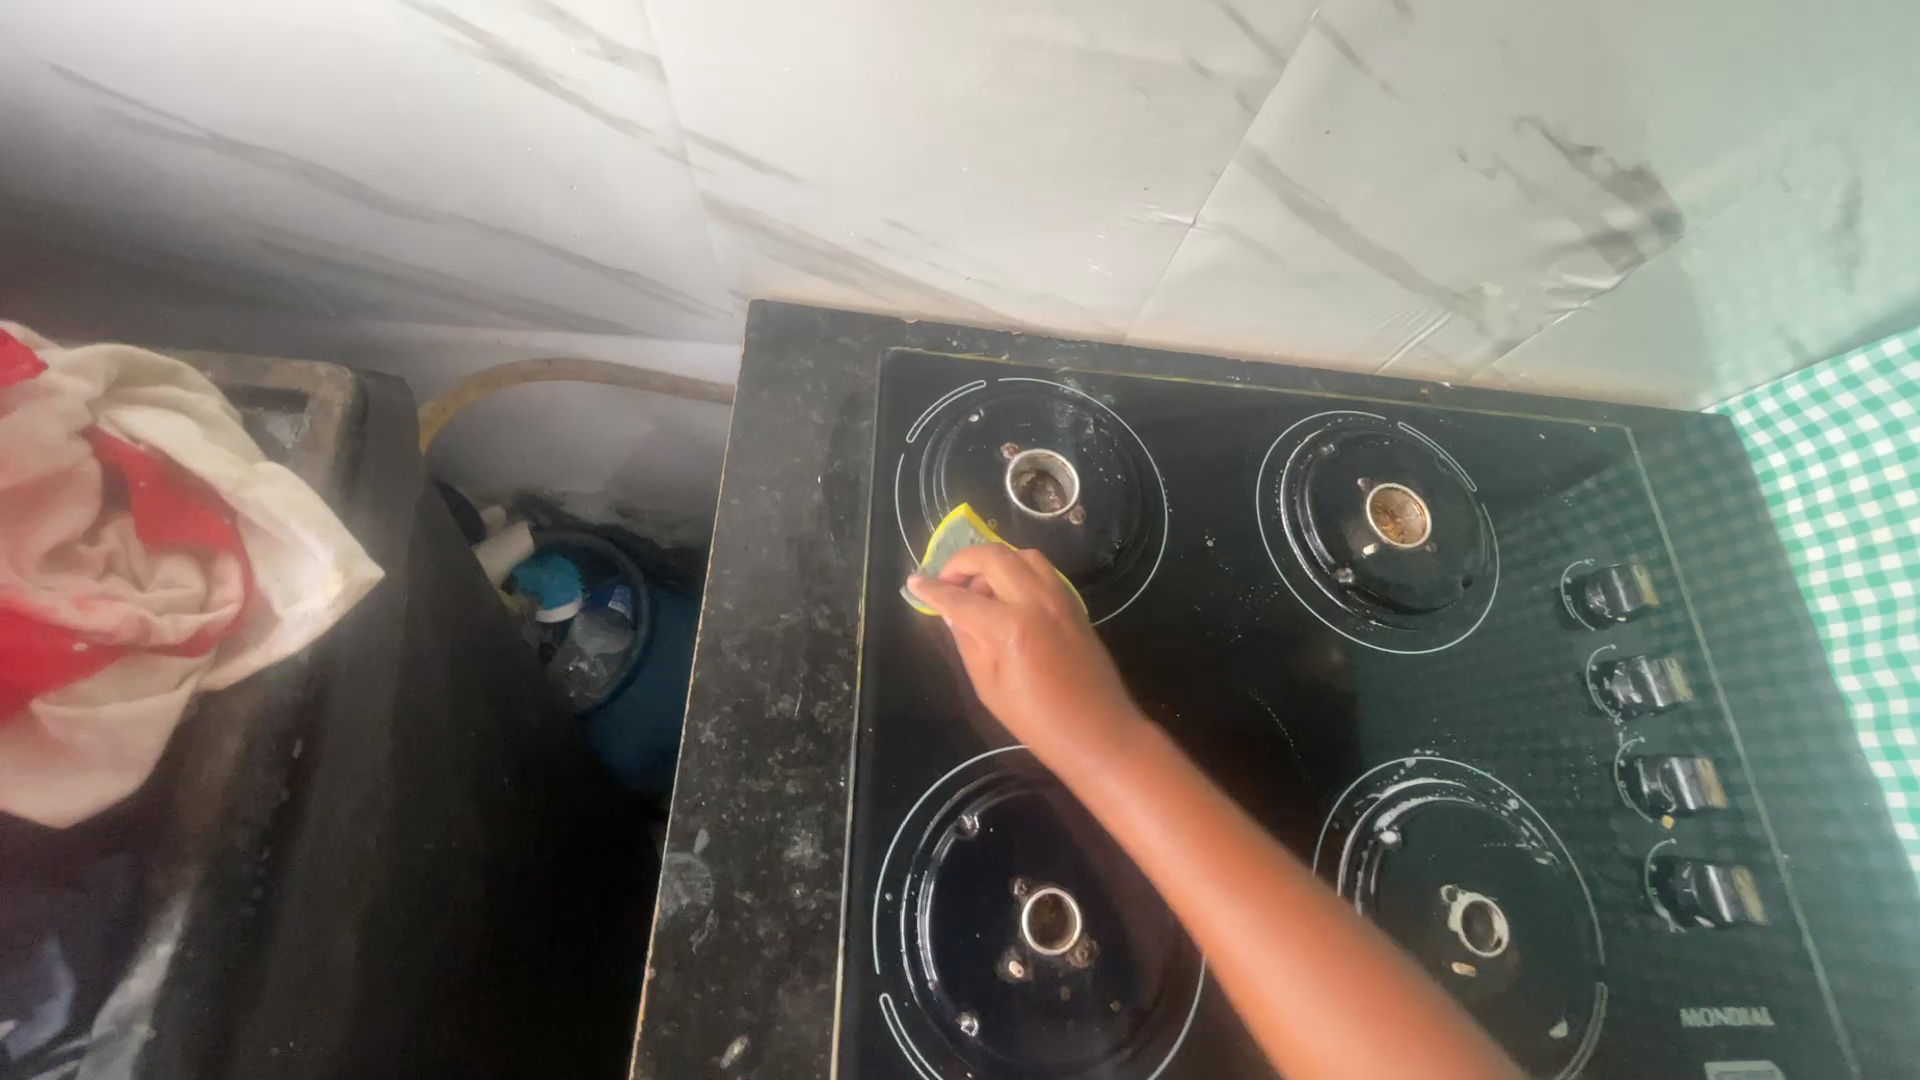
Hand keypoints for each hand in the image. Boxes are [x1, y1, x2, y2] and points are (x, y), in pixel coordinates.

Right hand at [906, 545, 1144, 768]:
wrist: (1097, 731)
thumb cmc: (1036, 720)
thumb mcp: (988, 685)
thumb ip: (967, 641)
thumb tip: (951, 612)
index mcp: (1009, 627)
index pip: (959, 598)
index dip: (932, 590)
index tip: (914, 582)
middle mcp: (1035, 601)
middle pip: (993, 557)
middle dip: (962, 562)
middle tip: (948, 582)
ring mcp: (1059, 598)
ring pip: (1021, 555)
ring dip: (994, 561)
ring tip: (980, 587)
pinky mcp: (1073, 603)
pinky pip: (1042, 570)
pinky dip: (1019, 570)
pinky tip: (1009, 595)